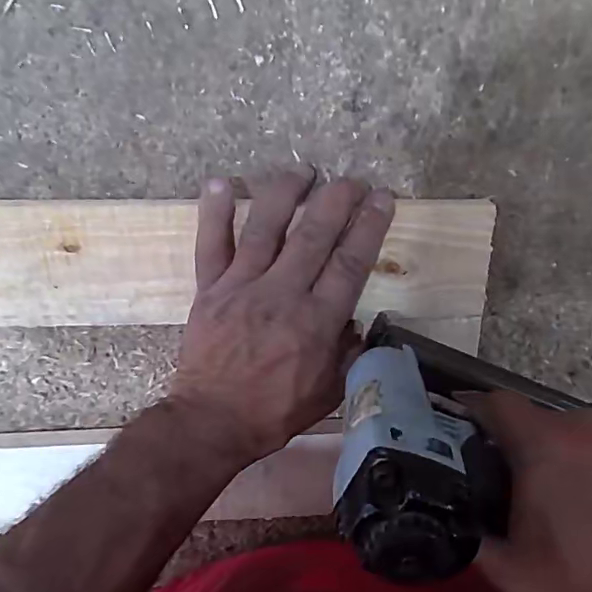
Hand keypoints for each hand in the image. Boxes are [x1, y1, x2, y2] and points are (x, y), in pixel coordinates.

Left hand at [168, 167, 395, 469]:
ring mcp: (241, 287)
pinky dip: (213, 212)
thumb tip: (358, 320)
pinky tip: (219, 182)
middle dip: (337, 200)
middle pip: (314, 235)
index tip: (382, 198)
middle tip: (351, 179)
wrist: (212, 421)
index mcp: (316, 321)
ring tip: (303, 170)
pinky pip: (210, 244)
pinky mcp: (209, 289)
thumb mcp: (330, 390)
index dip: (369, 225)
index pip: (350, 262)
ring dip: (285, 193)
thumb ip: (350, 352)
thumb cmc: (275, 410)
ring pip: (265, 228)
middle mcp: (281, 295)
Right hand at [469, 392, 591, 591]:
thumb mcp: (526, 586)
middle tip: (516, 499)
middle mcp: (588, 424)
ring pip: (577, 439)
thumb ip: (478, 547)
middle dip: (518, 454)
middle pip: (536, 424)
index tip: (454, 431)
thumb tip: (455, 525)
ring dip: (563, 465)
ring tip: (574, 516)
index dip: (469, 411)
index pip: (493, 402)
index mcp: (547, 446)